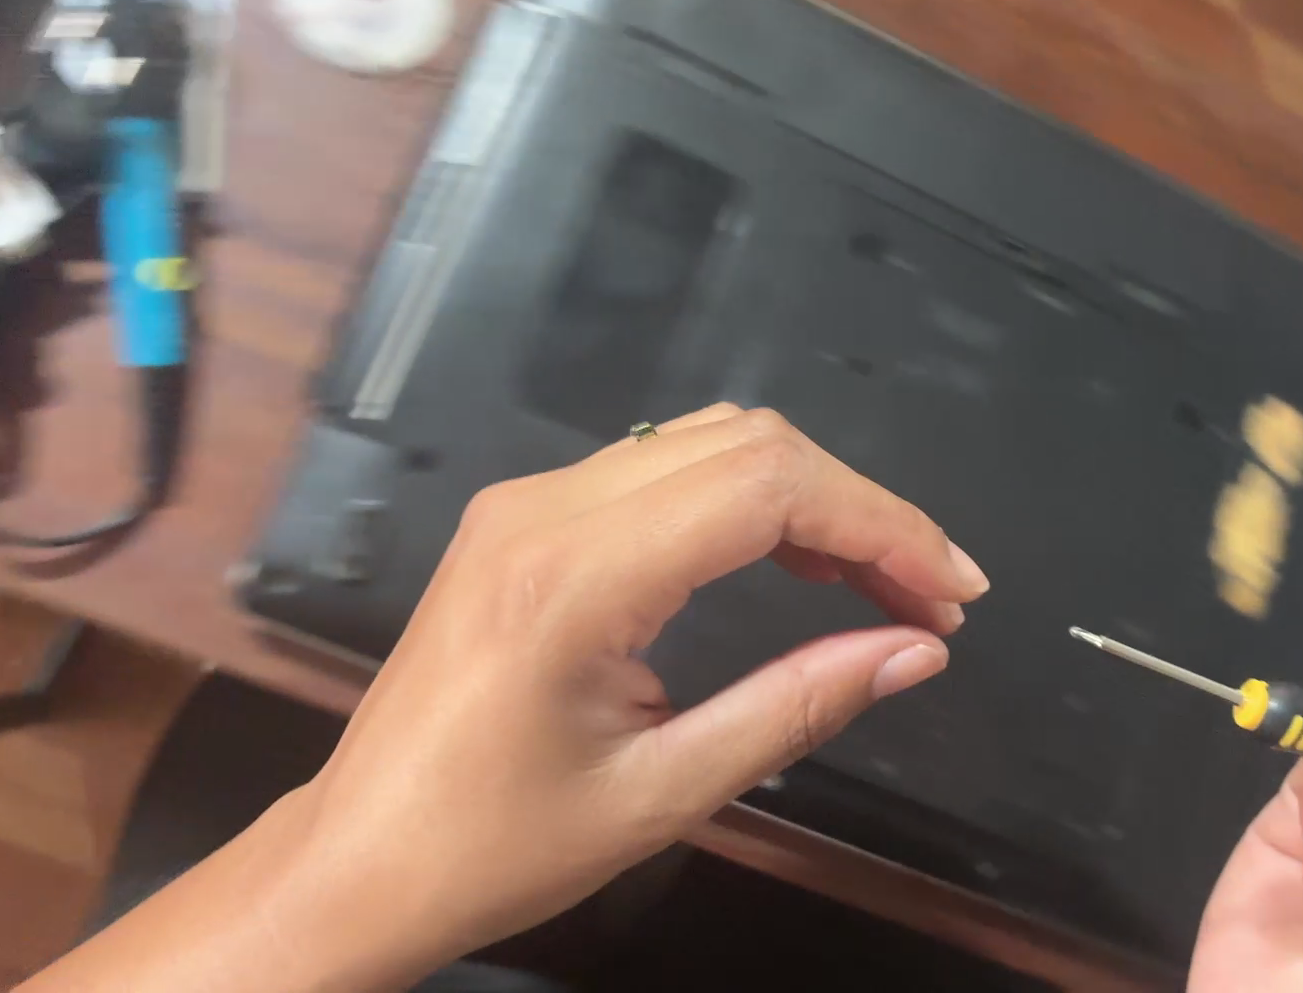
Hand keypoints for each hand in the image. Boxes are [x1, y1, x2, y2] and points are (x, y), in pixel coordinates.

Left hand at [20, 405, 987, 991]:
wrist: (351, 859)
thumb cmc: (495, 849)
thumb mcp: (665, 793)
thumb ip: (800, 705)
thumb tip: (917, 651)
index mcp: (576, 575)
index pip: (767, 490)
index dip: (881, 525)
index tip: (951, 589)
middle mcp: (555, 503)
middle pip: (754, 445)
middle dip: (864, 510)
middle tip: (931, 592)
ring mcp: (541, 495)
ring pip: (721, 442)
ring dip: (818, 498)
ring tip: (882, 580)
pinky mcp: (542, 509)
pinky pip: (679, 468)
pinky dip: (761, 500)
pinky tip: (800, 558)